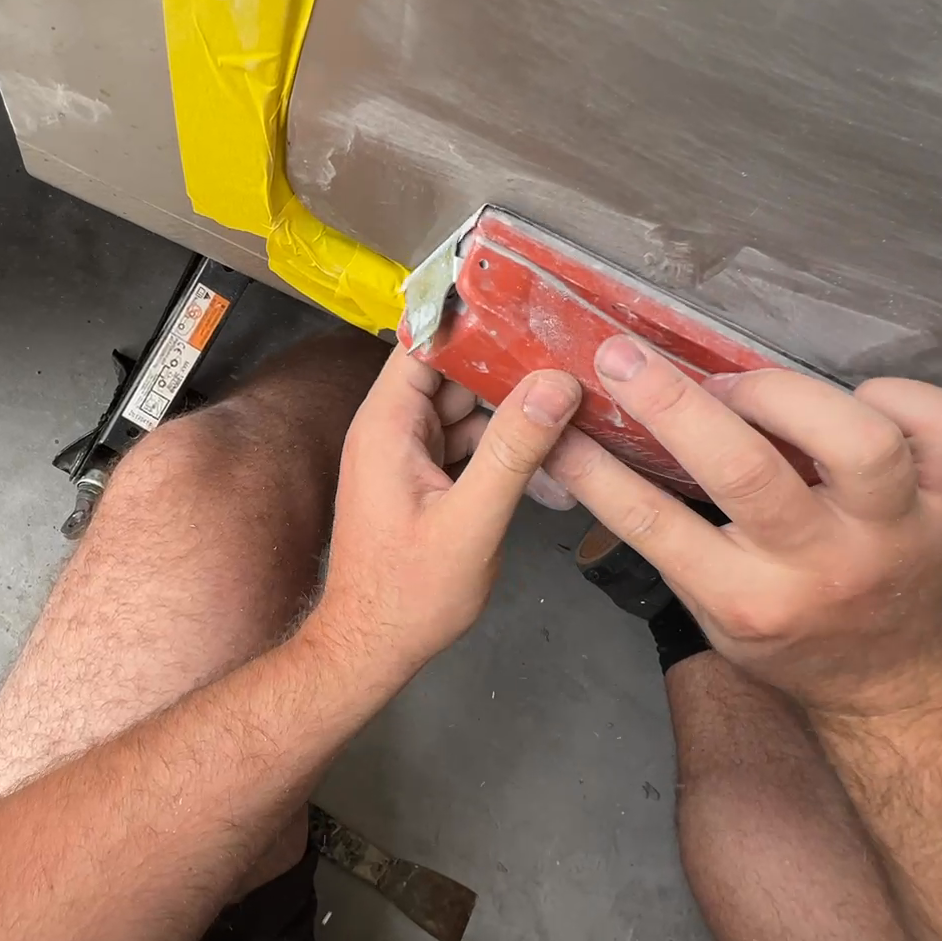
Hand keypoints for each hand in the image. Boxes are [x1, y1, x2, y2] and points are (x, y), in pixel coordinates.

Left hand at [308, 347, 584, 674]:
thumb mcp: (471, 521)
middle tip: (569, 344)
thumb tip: (555, 383)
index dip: (469, 316)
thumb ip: (513, 451)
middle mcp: (389, 431)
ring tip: (569, 388)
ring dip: (506, 403)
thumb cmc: (409, 593)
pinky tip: (543, 444)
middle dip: (503, 360)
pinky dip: (496, 441)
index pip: (422, 344)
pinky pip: (462, 442)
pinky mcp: (419, 479)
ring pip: (460, 408)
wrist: (372, 644)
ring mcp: (404, 455)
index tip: (525, 296)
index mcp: (386, 426)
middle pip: (448, 372)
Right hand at [549, 335, 941, 716]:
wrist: (887, 675)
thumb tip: (597, 452)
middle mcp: (821, 566)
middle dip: (672, 403)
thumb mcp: (703, 607)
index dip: (597, 471)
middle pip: (746, 471)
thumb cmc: (776, 636)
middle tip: (622, 358)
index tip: (556, 428)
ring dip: (779, 394)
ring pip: (855, 440)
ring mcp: (899, 532)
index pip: (656, 525)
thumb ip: (665, 534)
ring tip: (738, 388)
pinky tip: (848, 400)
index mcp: (746, 599)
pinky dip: (895, 394)